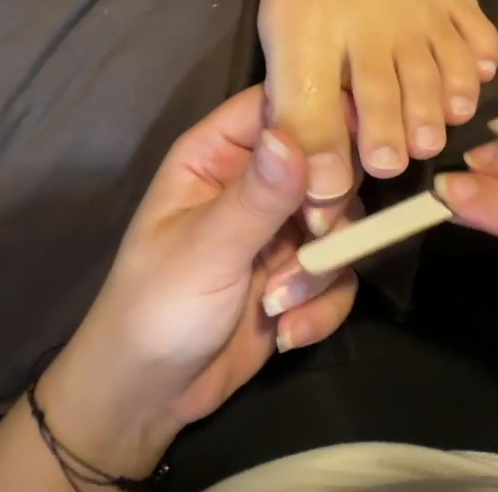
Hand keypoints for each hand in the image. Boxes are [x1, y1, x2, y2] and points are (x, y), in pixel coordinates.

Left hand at [39, 87, 358, 475]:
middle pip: (324, 162)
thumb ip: (257, 196)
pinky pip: (338, 275)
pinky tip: (285, 331)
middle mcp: (252, 182)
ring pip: (339, 222)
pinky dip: (321, 306)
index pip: (277, 104)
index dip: (319, 118)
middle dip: (328, 207)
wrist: (150, 392)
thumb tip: (297, 134)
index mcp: (217, 154)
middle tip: (316, 235)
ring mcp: (278, 230)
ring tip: (278, 300)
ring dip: (319, 268)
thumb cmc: (160, 303)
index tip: (347, 156)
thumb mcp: (207, 247)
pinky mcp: (297, 277)